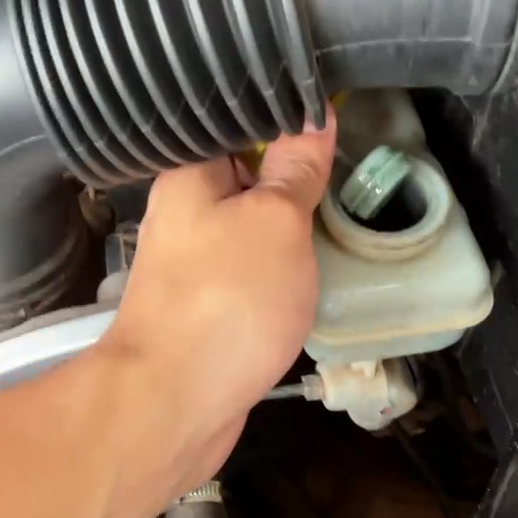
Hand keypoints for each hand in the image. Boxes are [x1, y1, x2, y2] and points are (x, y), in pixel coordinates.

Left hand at [94, 117, 336, 496]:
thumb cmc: (226, 299)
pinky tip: (306, 277)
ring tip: (335, 224)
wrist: (172, 403)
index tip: (331, 125)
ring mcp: (190, 266)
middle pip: (245, 181)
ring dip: (288, 235)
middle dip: (293, 184)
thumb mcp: (276, 221)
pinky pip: (247, 276)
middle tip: (344, 180)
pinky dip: (276, 276)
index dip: (284, 123)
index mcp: (188, 178)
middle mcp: (182, 216)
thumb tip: (312, 114)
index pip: (237, 128)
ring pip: (249, 233)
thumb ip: (295, 169)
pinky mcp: (203, 307)